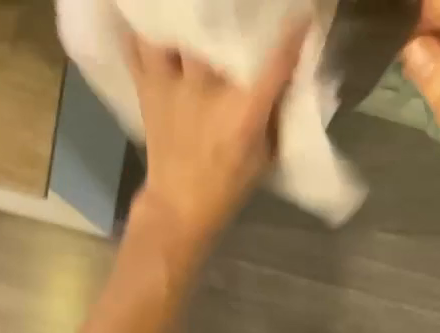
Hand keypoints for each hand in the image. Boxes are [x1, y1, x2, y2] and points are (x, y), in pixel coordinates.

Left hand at [123, 18, 309, 259]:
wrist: (178, 207)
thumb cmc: (227, 186)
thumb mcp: (265, 156)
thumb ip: (274, 115)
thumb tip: (287, 79)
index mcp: (245, 110)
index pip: (276, 60)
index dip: (293, 32)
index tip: (302, 14)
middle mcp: (209, 90)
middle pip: (218, 32)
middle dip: (228, 14)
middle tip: (235, 9)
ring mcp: (174, 85)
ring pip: (173, 31)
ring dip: (178, 17)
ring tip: (184, 11)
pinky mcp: (149, 88)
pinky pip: (137, 47)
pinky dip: (138, 30)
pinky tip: (144, 18)